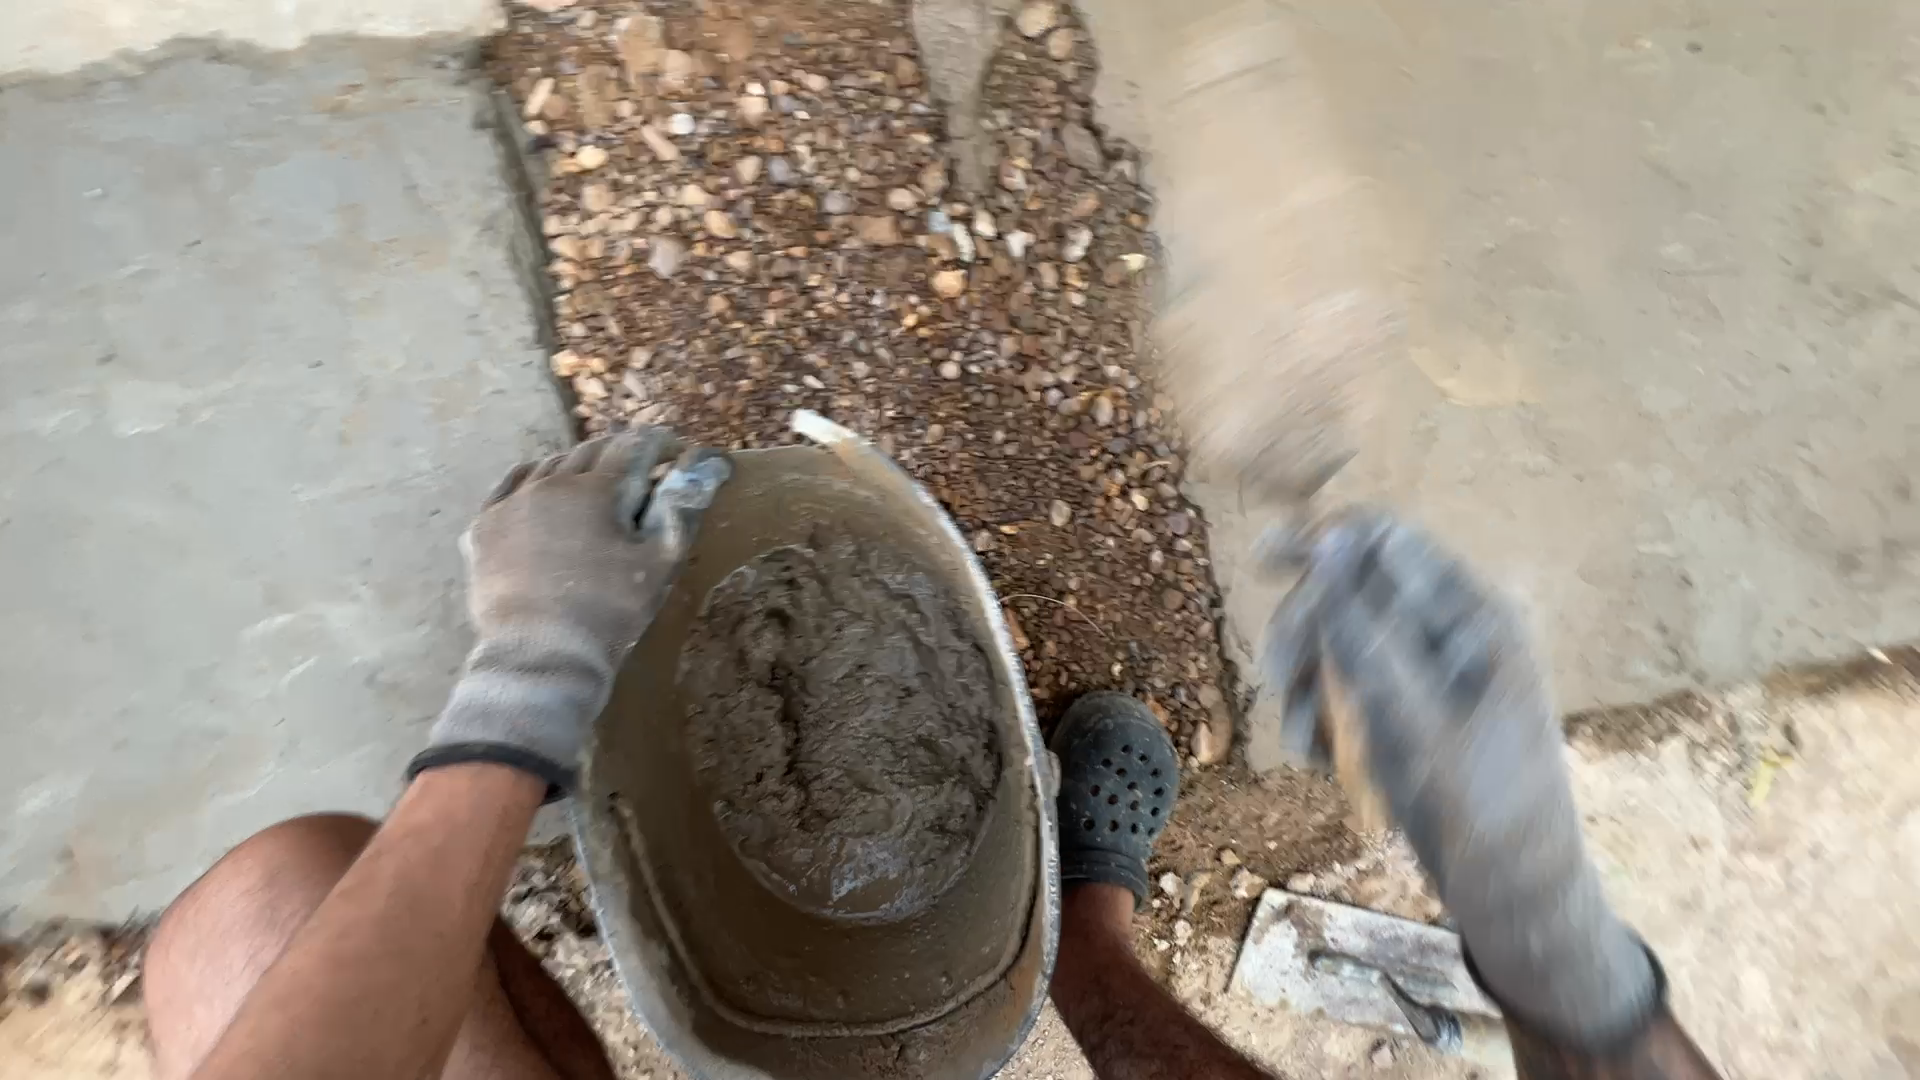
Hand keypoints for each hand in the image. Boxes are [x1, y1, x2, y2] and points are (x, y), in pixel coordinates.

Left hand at [409, 431, 730, 798]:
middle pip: (590, 451)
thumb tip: (707, 463)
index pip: (633, 446)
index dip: (659, 443)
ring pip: (550, 465)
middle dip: (621, 452)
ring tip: (597, 480)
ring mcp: (510, 505)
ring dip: (579, 465)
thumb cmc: (613, 608)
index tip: (675, 448)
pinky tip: (541, 487)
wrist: (543, 654)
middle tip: (642, 466)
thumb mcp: (661, 560)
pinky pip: (508, 487)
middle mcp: (549, 484)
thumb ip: (682, 505)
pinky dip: (532, 479)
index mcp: (596, 490)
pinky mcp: (483, 529)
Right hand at [1261, 510, 1656, 1045]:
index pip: (1385, 541)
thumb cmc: (1484, 807)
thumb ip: (1365, 626)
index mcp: (1472, 614)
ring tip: (1300, 735)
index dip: (1323, 543)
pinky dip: (1312, 710)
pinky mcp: (1391, 699)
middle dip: (1305, 630)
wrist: (1509, 894)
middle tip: (1276, 674)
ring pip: (1329, 635)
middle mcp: (1441, 627)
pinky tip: (1311, 752)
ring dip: (1302, 679)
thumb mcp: (1416, 716)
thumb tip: (1327, 537)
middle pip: (1345, 588)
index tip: (1264, 562)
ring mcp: (1414, 664)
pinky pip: (1332, 679)